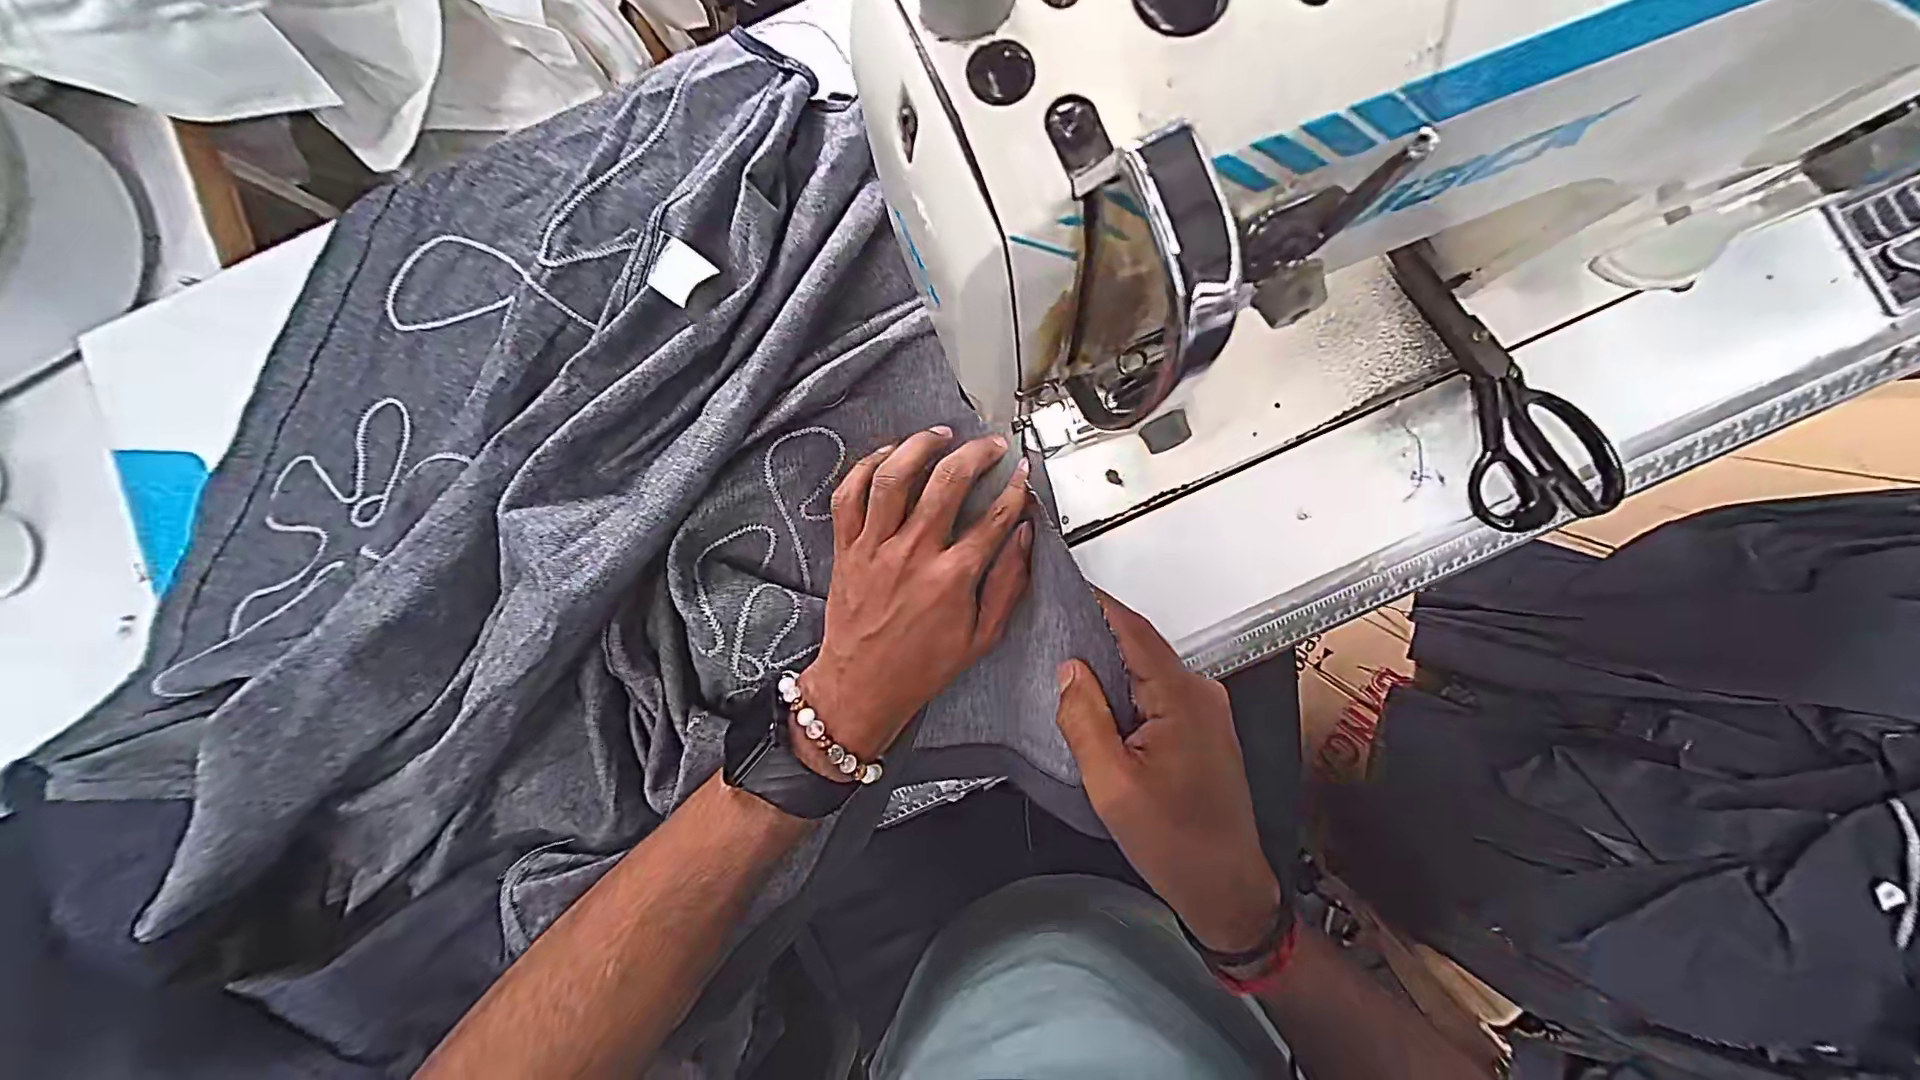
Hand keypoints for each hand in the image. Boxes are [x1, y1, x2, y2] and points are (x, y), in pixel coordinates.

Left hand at [797, 426, 1033, 776]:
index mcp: (952, 579)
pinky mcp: (847, 548)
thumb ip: (1008, 584)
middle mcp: (913, 555)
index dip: (1015, 489)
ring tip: (940, 435)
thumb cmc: (920, 666)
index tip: (1022, 475)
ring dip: (920, 447)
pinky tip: (888, 455)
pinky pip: (849, 495)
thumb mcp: (982, 636)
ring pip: (894, 478)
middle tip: (990, 446)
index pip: (994, 517)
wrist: (862, 685)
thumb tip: (1024, 539)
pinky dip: (866, 467)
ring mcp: (876, 548)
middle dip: (976, 454)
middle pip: (948, 483)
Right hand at [1055, 592, 1283, 954]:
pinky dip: (1128, 690)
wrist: (1225, 888)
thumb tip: (1070, 671)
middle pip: (1141, 647)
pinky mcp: (1204, 726)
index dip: (1099, 606)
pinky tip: (1105, 708)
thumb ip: (1085, 719)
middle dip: (1098, 638)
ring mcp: (1207, 710)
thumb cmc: (1177, 842)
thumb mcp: (1111, 782)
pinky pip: (1159, 690)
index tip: (1070, 588)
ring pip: (1149, 670)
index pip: (1134, 631)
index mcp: (1182, 699)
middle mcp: (1201, 695)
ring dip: (1112, 668)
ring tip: (1073, 675)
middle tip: (1057, 635)